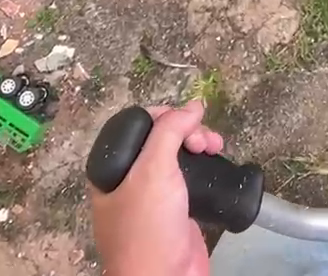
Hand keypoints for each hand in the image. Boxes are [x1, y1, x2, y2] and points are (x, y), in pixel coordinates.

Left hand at [89, 102, 224, 275]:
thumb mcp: (154, 170)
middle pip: (161, 137)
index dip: (166, 116)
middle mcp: (128, 178)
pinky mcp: (174, 208)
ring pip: (178, 153)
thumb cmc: (149, 224)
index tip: (189, 122)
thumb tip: (194, 104)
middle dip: (188, 130)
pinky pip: (188, 173)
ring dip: (200, 142)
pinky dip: (203, 162)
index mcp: (110, 169)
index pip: (138, 124)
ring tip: (217, 148)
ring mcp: (152, 195)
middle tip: (206, 141)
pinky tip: (215, 160)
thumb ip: (170, 131)